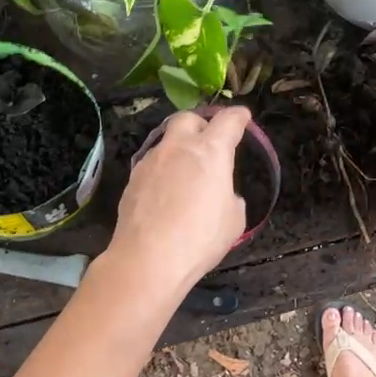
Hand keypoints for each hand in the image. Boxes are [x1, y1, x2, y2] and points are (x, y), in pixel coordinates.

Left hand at [104, 107, 249, 291]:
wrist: (148, 259)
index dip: (238, 117)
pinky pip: (152, 164)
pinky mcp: (132, 180)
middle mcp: (178, 147)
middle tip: (209, 140)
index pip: (228, 121)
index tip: (243, 117)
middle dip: (201, 124)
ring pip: (166, 141)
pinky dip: (163, 170)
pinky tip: (166, 192)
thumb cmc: (200, 238)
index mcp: (210, 151)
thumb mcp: (234, 219)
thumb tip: (220, 193)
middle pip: (188, 118)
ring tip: (186, 171)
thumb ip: (230, 196)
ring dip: (178, 148)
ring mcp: (151, 161)